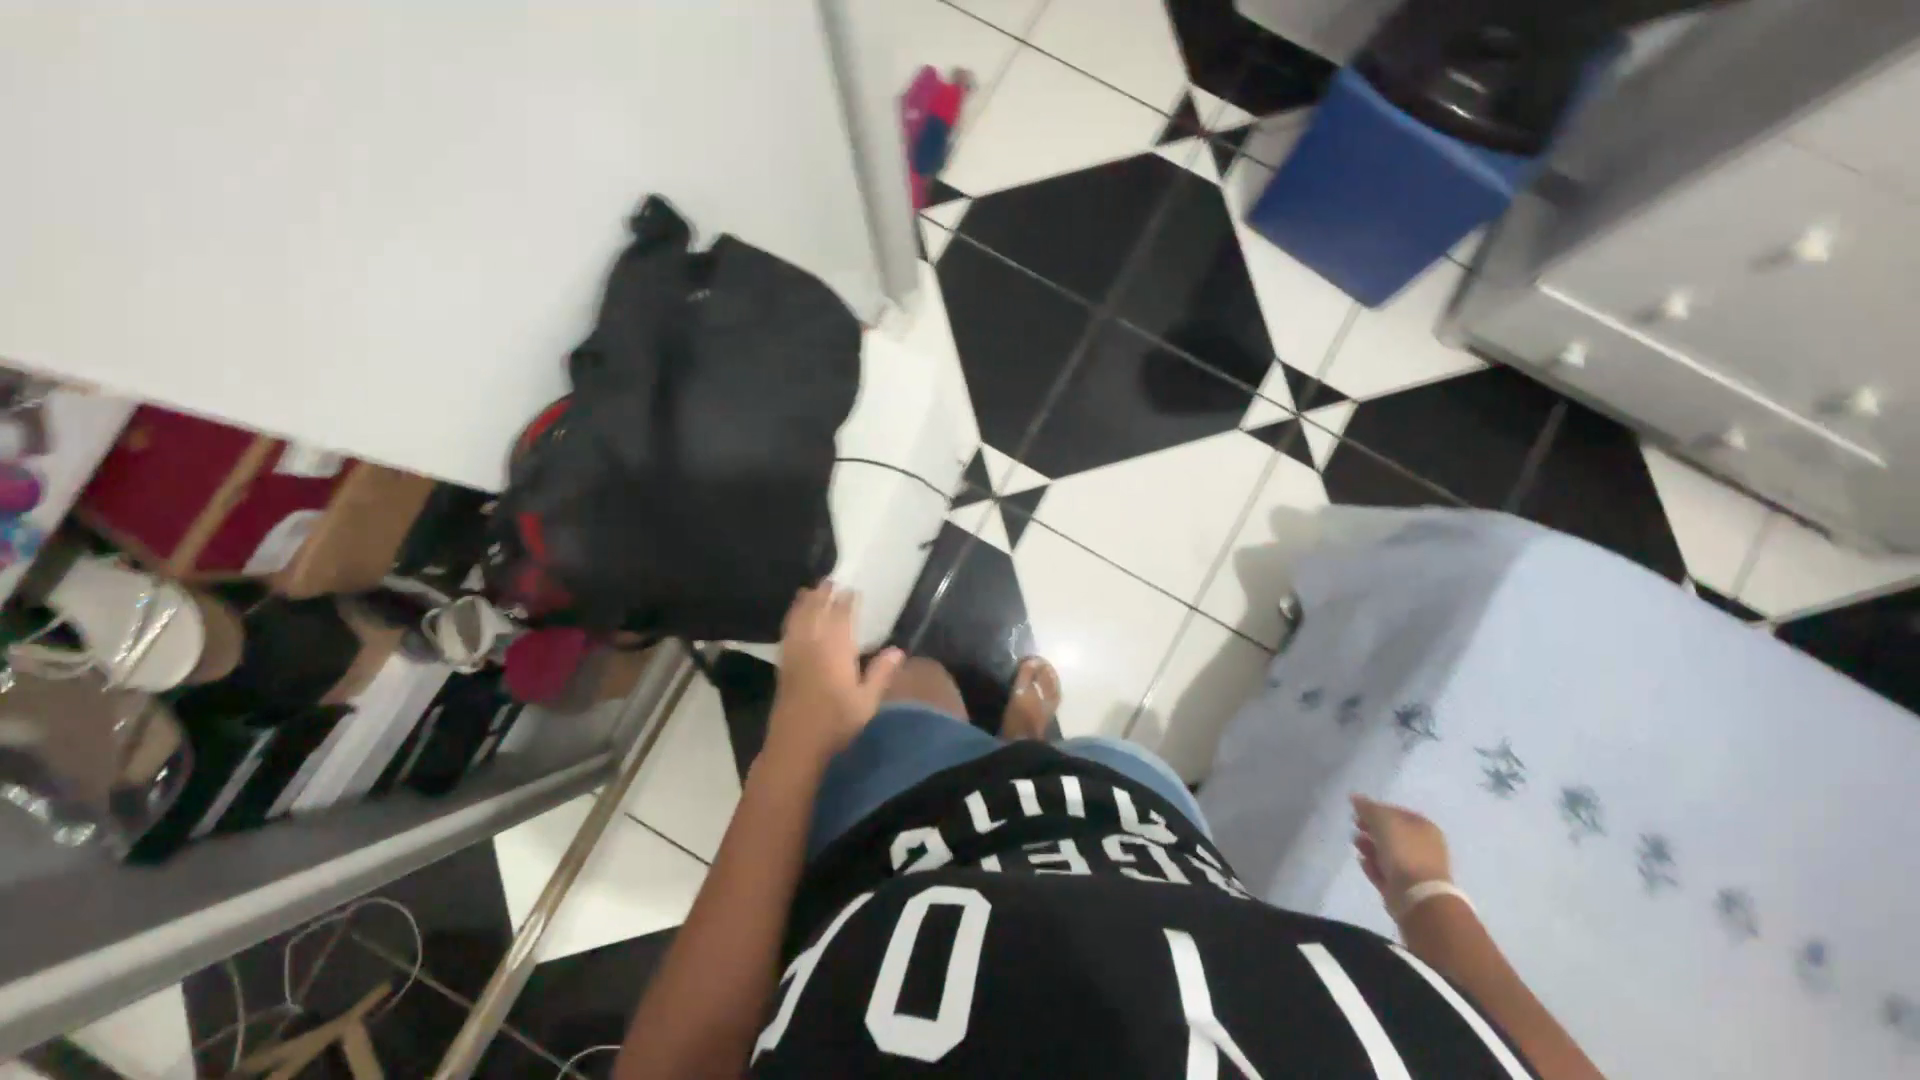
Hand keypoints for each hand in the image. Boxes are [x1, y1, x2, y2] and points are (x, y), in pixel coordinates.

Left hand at [767, 585, 903, 763]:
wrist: (796, 745)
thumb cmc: (836, 724)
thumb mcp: (867, 702)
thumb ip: (881, 673)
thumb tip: (898, 650)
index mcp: (836, 652)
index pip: (841, 619)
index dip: (846, 602)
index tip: (851, 589)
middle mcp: (813, 647)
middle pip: (816, 613)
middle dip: (823, 595)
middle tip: (829, 580)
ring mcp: (795, 655)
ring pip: (798, 621)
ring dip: (804, 603)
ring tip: (809, 590)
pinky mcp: (783, 666)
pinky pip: (787, 634)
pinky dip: (791, 620)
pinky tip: (794, 619)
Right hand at [1352, 795, 1452, 920]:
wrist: (1417, 895)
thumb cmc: (1404, 852)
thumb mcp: (1384, 822)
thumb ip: (1368, 808)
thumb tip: (1355, 797)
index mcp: (1424, 828)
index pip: (1397, 813)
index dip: (1376, 810)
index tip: (1357, 812)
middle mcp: (1423, 847)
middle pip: (1392, 834)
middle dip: (1371, 829)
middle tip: (1354, 826)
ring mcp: (1415, 868)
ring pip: (1387, 853)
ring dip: (1369, 847)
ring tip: (1355, 844)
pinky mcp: (1404, 887)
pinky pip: (1384, 872)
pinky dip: (1372, 865)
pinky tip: (1362, 861)